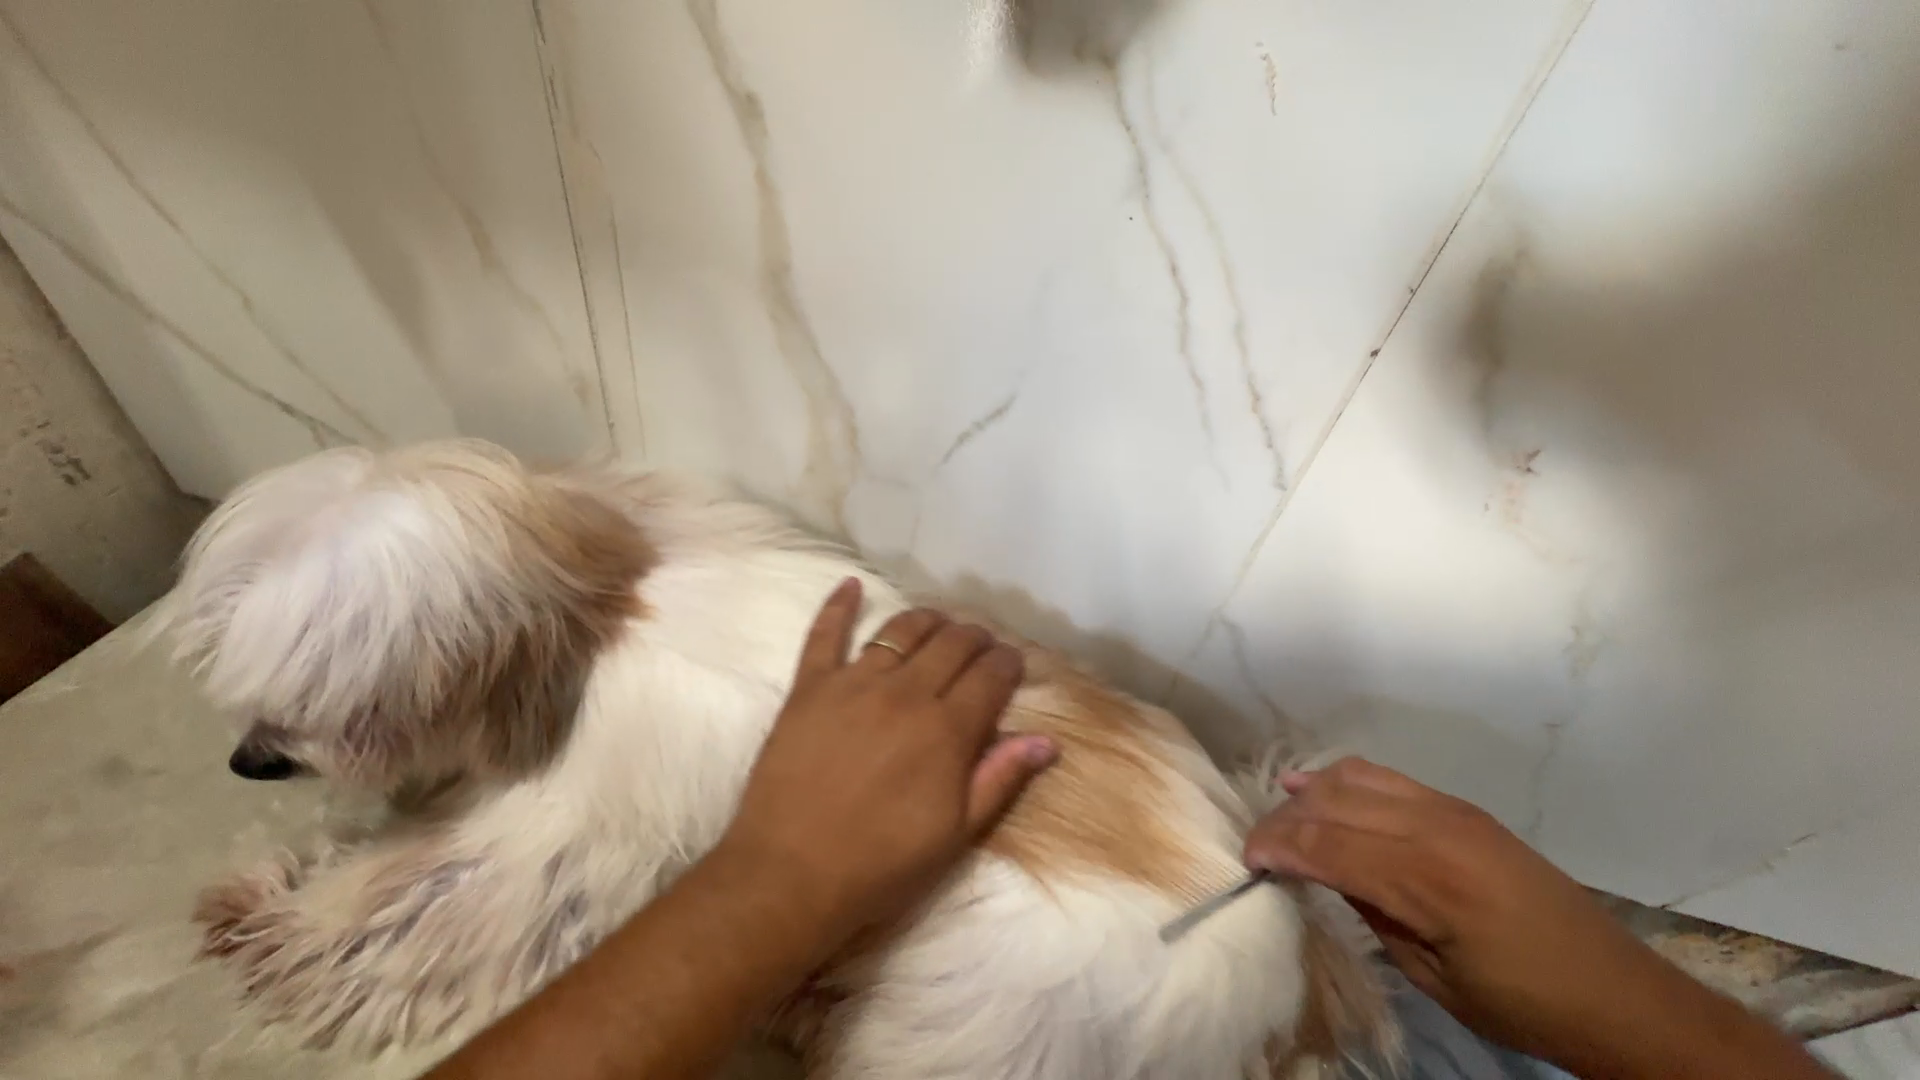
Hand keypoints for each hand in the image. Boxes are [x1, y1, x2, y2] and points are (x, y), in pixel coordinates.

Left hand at [716, 579, 1055, 957]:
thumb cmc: (882, 865)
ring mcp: (853, 684)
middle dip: (975, 638)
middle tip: (981, 645)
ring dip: (927, 620)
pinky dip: (838, 606)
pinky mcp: (809, 687)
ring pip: (900, 631)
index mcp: (946, 730)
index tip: (1013, 663)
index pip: (990, 676)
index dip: (1008, 663)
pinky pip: (824, 635)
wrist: (791, 876)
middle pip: (951, 644)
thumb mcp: (956, 834)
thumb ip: (1000, 779)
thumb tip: (1047, 740)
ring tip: (939, 622)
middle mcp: (905, 693)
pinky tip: (850, 585)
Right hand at [1243, 759, 1832, 1078]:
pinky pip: (1387, 778)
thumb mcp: (1432, 976)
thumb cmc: (1521, 1003)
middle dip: (1284, 820)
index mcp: (1427, 882)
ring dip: (1311, 793)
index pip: (1325, 846)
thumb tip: (1323, 873)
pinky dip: (1346, 780)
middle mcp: (1434, 830)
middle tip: (1258, 846)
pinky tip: (1322, 786)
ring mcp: (1450, 811)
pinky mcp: (1463, 808)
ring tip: (1280, 810)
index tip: (1246, 861)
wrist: (1619, 994)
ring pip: (1355, 779)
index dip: (1277, 847)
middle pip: (1332, 805)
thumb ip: (1372, 911)